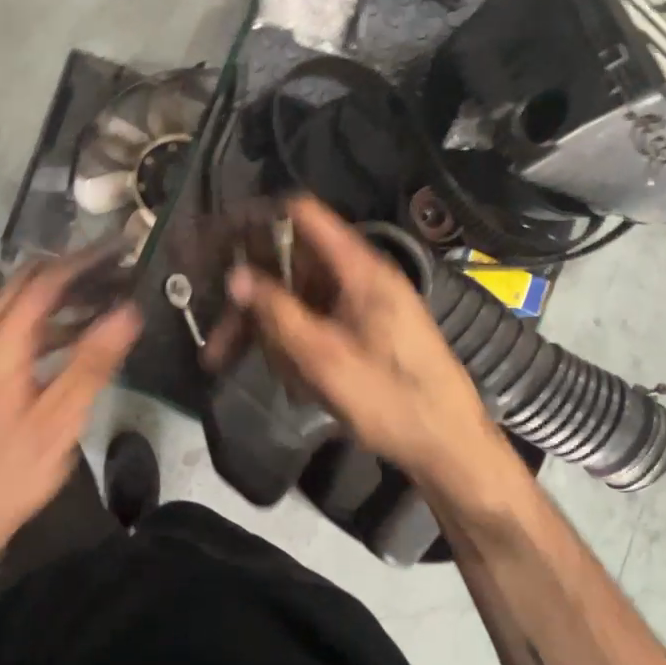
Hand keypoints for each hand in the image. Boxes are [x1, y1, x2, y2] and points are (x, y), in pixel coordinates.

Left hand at [0, 255, 141, 562]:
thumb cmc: (12, 473)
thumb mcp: (59, 422)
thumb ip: (92, 362)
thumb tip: (128, 312)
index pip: (42, 281)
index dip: (83, 261)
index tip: (120, 250)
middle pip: (26, 284)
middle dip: (72, 273)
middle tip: (116, 270)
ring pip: (18, 307)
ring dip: (60, 300)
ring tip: (107, 300)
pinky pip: (12, 331)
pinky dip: (44, 325)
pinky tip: (77, 337)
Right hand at [219, 195, 499, 487]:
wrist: (451, 449)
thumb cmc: (392, 400)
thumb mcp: (325, 359)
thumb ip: (277, 312)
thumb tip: (234, 273)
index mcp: (358, 269)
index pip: (302, 215)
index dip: (257, 219)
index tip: (215, 239)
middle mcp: (357, 278)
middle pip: (287, 264)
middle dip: (247, 298)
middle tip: (215, 338)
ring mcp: (358, 305)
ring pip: (293, 298)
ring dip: (263, 329)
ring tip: (236, 364)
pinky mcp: (359, 330)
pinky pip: (310, 321)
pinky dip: (287, 343)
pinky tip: (283, 379)